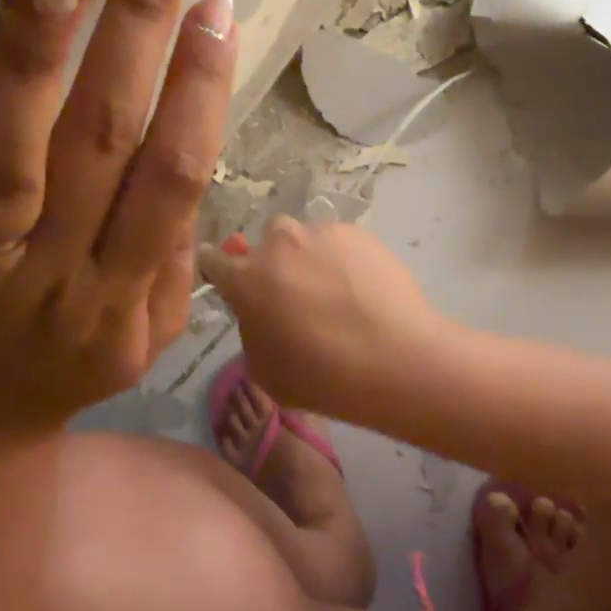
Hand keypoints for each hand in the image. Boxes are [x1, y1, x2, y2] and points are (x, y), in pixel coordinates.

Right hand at [195, 219, 444, 417]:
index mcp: (246, 278)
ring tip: (333, 294)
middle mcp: (278, 243)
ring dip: (308, 260)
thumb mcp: (263, 370)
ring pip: (303, 240)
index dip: (221, 273)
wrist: (397, 360)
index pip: (214, 260)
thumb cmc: (322, 377)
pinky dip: (341, 260)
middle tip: (292, 297)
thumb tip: (260, 313)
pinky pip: (337, 243)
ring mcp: (321, 233)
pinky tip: (360, 291)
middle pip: (264, 244)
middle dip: (271, 264)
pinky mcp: (359, 233)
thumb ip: (251, 330)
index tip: (233, 287)